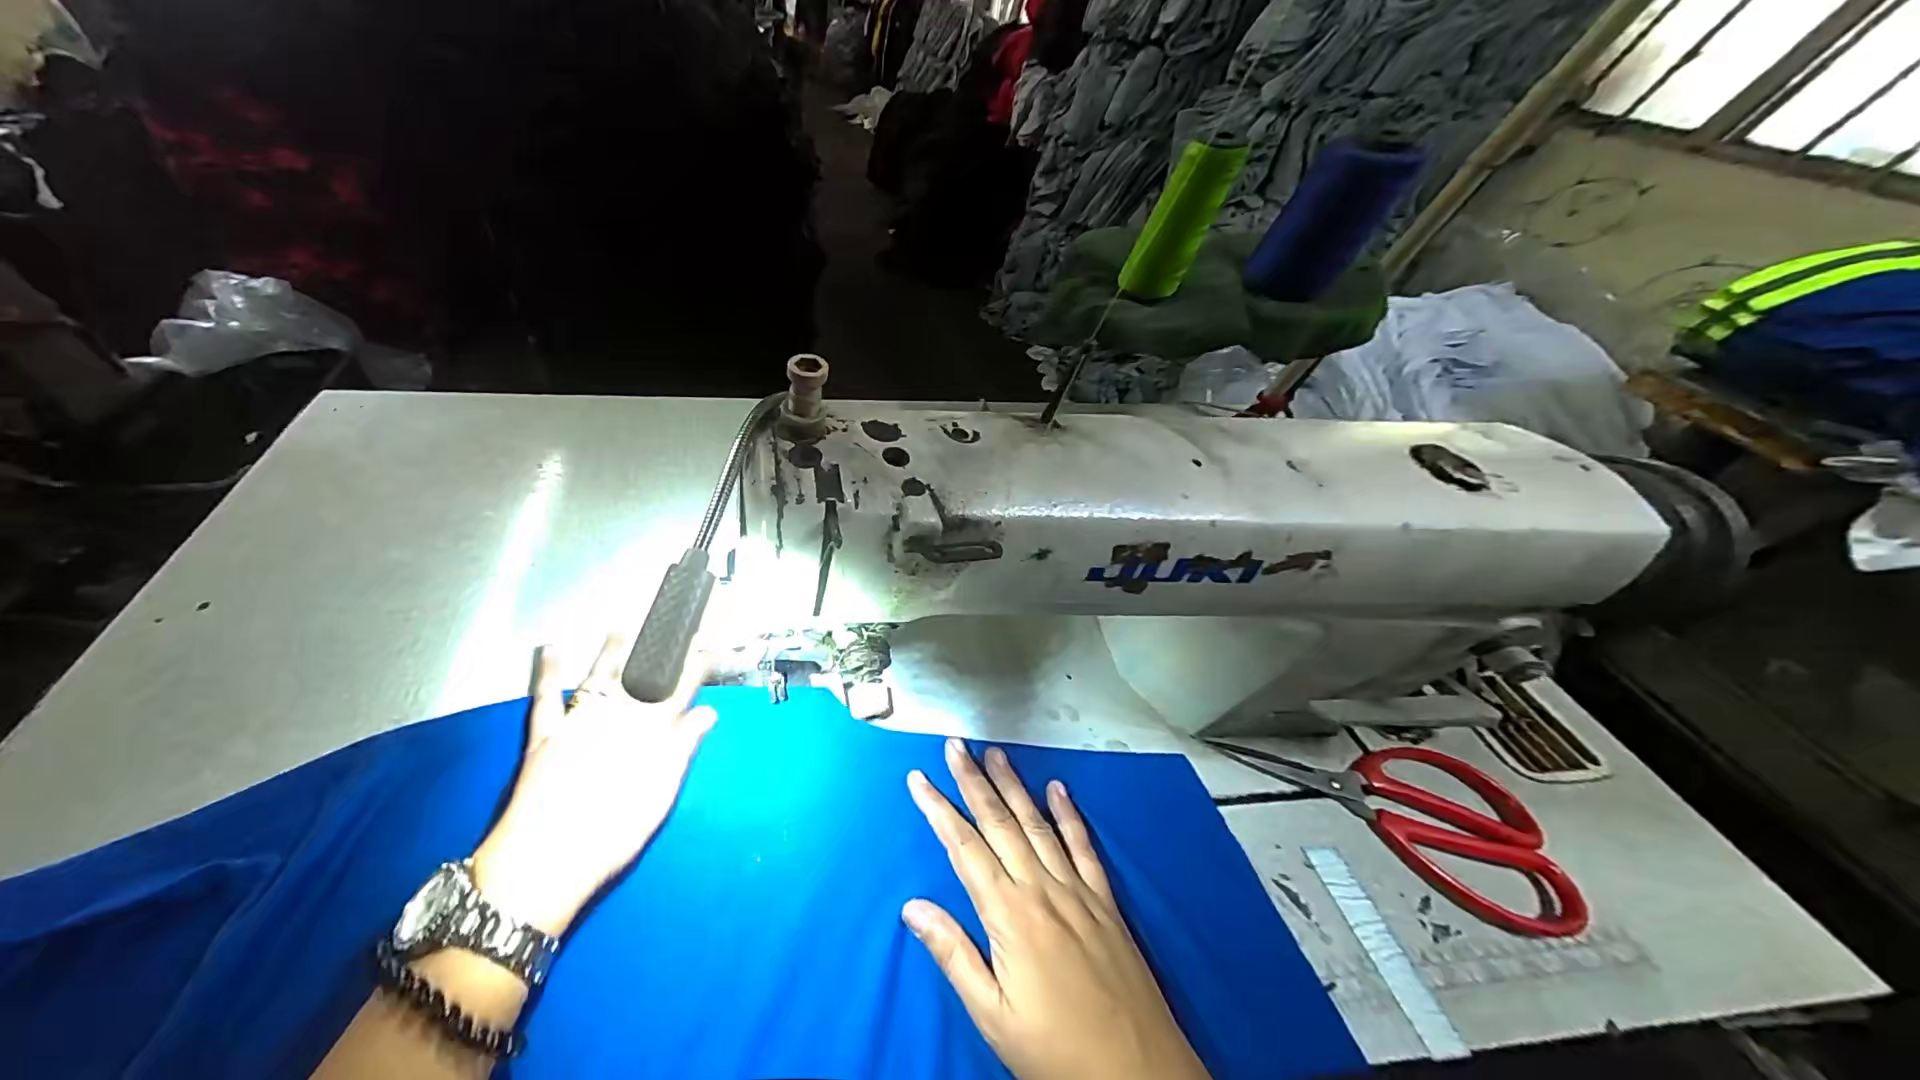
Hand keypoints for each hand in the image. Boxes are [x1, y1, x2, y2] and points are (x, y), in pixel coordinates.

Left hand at [469, 633, 715, 935]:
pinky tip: (551, 649)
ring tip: (624, 623)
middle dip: (664, 638)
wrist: (545, 862)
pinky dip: (550, 673)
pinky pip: (547, 698)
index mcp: (651, 730)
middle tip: (675, 610)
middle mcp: (617, 717)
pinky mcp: (544, 736)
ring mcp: (579, 722)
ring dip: (614, 648)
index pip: (683, 682)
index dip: (700, 653)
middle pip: (646, 669)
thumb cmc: (615, 832)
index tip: (712, 628)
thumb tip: (708, 710)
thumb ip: (683, 746)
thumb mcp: (660, 792)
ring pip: (601, 675)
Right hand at [904, 739, 1210, 1079]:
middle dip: (973, 781)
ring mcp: (1077, 890)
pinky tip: (1058, 788)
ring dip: (1013, 785)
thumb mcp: (992, 1014)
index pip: (964, 848)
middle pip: (999, 823)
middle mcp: (1042, 889)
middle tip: (956, 746)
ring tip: (995, 754)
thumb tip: (913, 907)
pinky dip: (1069, 815)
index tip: (919, 779)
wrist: (1138, 1073)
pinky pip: (1084, 847)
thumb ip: (953, 954)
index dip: (938, 810)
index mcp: (1009, 915)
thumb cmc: (1054, 1050)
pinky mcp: (1105, 901)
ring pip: (1038, 824)